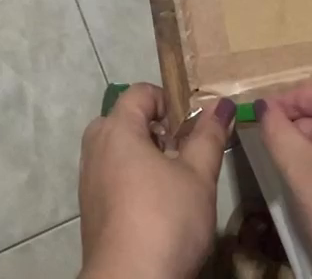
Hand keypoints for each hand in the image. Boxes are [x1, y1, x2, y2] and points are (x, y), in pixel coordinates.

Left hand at [79, 84, 232, 278]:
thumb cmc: (165, 220)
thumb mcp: (197, 176)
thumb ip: (209, 136)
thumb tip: (222, 104)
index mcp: (117, 128)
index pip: (140, 92)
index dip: (170, 101)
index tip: (191, 127)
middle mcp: (96, 146)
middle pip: (126, 118)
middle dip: (157, 129)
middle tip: (183, 154)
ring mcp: (89, 177)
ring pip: (118, 148)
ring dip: (145, 155)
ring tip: (173, 182)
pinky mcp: (90, 206)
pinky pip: (111, 174)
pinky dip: (131, 178)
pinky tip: (155, 207)